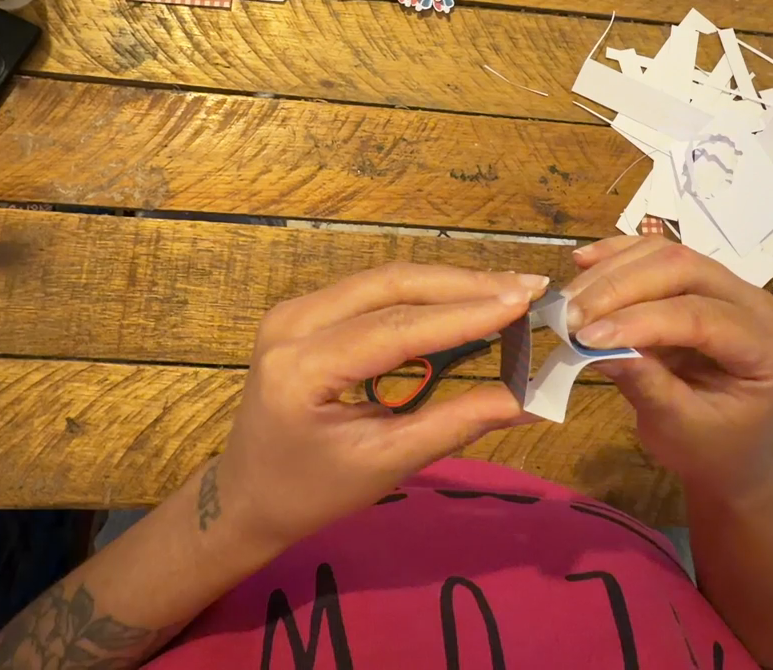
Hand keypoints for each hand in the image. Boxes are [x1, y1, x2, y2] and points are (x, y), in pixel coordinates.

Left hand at [213, 263, 546, 548]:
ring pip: (384, 279)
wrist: (245, 493)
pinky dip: (422, 292)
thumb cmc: (311, 492)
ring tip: (506, 289)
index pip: (396, 327)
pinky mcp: (304, 309)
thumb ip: (453, 425)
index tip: (523, 301)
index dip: (464, 312)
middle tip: (527, 287)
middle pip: (390, 285)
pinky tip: (462, 295)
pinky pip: (372, 289)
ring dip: (447, 283)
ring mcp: (294, 309)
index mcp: (302, 368)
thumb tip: (526, 400)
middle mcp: (292, 322)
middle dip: (463, 284)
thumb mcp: (384, 464)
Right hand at [565, 236, 772, 502]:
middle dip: (620, 287)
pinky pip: (654, 253)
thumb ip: (645, 384)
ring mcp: (727, 286)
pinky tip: (583, 262)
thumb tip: (592, 346)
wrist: (728, 455)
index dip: (639, 321)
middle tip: (570, 314)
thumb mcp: (679, 428)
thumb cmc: (711, 448)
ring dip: (611, 270)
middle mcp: (756, 306)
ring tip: (568, 299)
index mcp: (769, 349)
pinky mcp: (697, 280)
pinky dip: (616, 255)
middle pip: (684, 268)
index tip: (585, 336)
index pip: (700, 316)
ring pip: (665, 253)